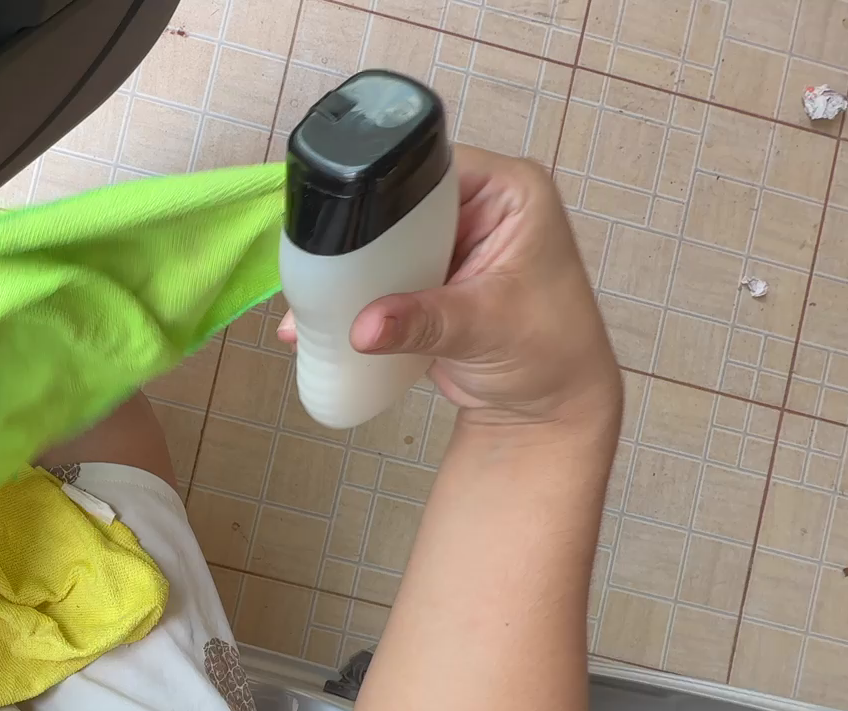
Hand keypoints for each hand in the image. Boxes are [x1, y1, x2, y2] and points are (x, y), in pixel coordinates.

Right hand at [278, 146, 619, 429]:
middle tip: (307, 267)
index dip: (383, 188)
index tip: (334, 218)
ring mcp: (444, 247)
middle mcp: (472, 209)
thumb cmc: (543, 351)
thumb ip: (422, 323)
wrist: (535, 403)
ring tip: (304, 302)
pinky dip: (352, 297)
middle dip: (354, 237)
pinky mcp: (422, 281)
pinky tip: (316, 317)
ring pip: (381, 245)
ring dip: (346, 274)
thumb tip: (361, 329)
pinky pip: (377, 278)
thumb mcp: (482, 328)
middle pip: (397, 206)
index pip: (432, 170)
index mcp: (505, 192)